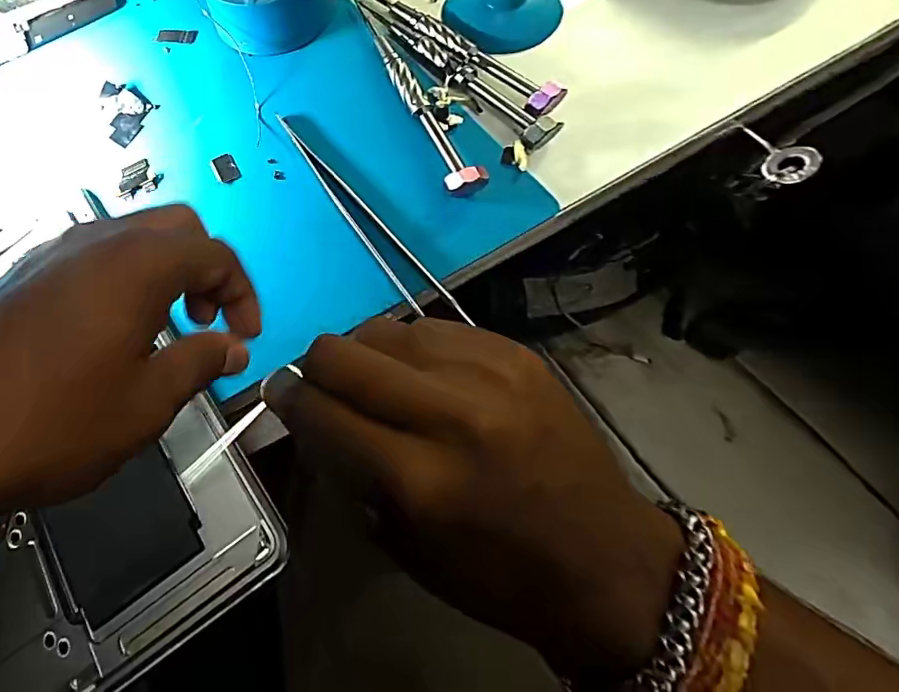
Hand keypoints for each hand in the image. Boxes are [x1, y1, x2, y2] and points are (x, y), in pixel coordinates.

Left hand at [0, 204, 260, 513]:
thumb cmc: (54, 423)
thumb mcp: (143, 404)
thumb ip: (197, 363)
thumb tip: (230, 346)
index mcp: (135, 264)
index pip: (213, 252)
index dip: (242, 291)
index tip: (245, 335)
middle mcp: (94, 242)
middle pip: (173, 227)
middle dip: (203, 268)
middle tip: (207, 323)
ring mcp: (53, 252)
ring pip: (128, 236)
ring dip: (161, 270)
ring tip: (161, 331)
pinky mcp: (24, 272)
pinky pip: (89, 255)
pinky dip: (119, 277)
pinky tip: (109, 331)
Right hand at [265, 318, 681, 683]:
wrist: (618, 566)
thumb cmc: (499, 572)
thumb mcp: (405, 543)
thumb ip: (347, 470)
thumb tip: (307, 413)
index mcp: (421, 477)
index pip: (320, 410)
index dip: (288, 398)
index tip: (280, 393)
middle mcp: (452, 414)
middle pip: (340, 353)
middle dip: (314, 366)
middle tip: (321, 383)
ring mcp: (488, 375)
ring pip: (380, 329)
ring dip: (365, 354)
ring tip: (380, 380)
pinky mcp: (513, 353)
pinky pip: (429, 326)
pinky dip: (411, 348)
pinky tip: (425, 374)